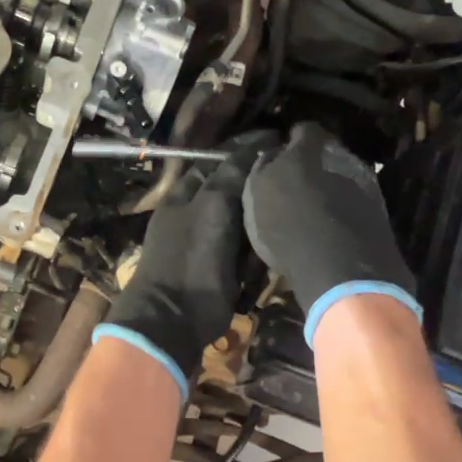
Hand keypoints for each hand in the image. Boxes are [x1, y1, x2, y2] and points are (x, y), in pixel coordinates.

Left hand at [95, 132, 275, 393]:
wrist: (171, 321)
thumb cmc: (190, 260)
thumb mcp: (213, 208)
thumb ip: (230, 176)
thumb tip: (254, 147)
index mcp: (185, 194)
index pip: (220, 161)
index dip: (247, 150)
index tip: (280, 140)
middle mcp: (193, 214)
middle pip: (232, 191)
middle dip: (257, 187)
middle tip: (291, 181)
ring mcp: (203, 245)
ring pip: (240, 222)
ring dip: (259, 221)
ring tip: (286, 214)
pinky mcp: (216, 273)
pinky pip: (243, 254)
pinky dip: (256, 253)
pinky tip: (273, 250)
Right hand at [242, 122, 420, 344]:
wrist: (342, 268)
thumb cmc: (288, 227)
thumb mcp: (257, 196)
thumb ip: (262, 170)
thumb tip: (271, 154)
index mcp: (307, 152)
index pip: (304, 130)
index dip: (295, 137)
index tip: (286, 146)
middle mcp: (342, 160)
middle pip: (328, 154)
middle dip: (315, 164)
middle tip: (297, 181)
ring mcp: (364, 186)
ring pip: (343, 178)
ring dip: (331, 188)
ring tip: (315, 209)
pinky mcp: (378, 213)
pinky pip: (356, 203)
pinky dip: (344, 211)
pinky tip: (332, 229)